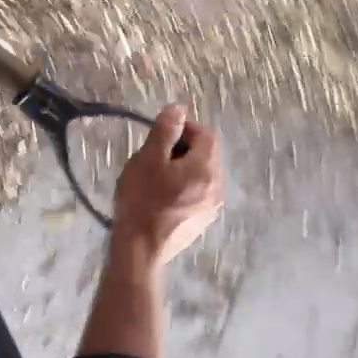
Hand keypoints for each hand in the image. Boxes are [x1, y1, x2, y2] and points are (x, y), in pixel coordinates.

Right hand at [109, 104, 223, 267]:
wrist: (141, 248)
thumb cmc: (142, 199)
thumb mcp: (148, 158)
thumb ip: (165, 131)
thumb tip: (178, 109)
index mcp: (206, 169)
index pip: (206, 134)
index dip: (185, 127)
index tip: (161, 133)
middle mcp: (216, 188)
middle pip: (206, 154)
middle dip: (182, 147)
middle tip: (154, 154)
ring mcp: (211, 208)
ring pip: (201, 173)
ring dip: (182, 166)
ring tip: (155, 174)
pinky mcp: (201, 222)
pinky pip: (198, 192)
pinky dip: (183, 185)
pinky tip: (161, 195)